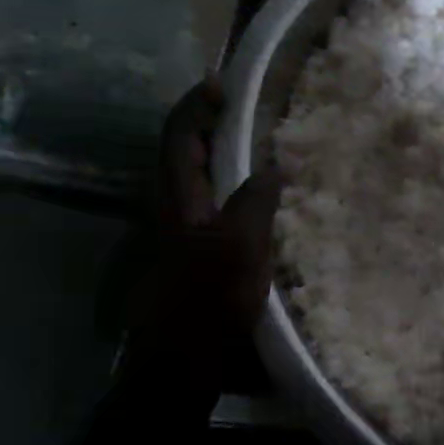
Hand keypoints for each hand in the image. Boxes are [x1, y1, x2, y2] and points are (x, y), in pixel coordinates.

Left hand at [115, 79, 280, 390]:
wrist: (181, 361)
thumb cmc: (208, 300)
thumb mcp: (240, 246)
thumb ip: (256, 201)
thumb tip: (272, 167)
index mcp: (176, 196)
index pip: (180, 134)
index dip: (198, 104)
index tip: (225, 83)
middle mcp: (171, 206)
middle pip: (184, 150)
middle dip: (210, 123)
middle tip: (249, 110)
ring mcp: (180, 230)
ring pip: (197, 177)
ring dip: (221, 153)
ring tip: (259, 144)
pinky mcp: (193, 251)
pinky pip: (210, 202)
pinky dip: (230, 184)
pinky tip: (259, 196)